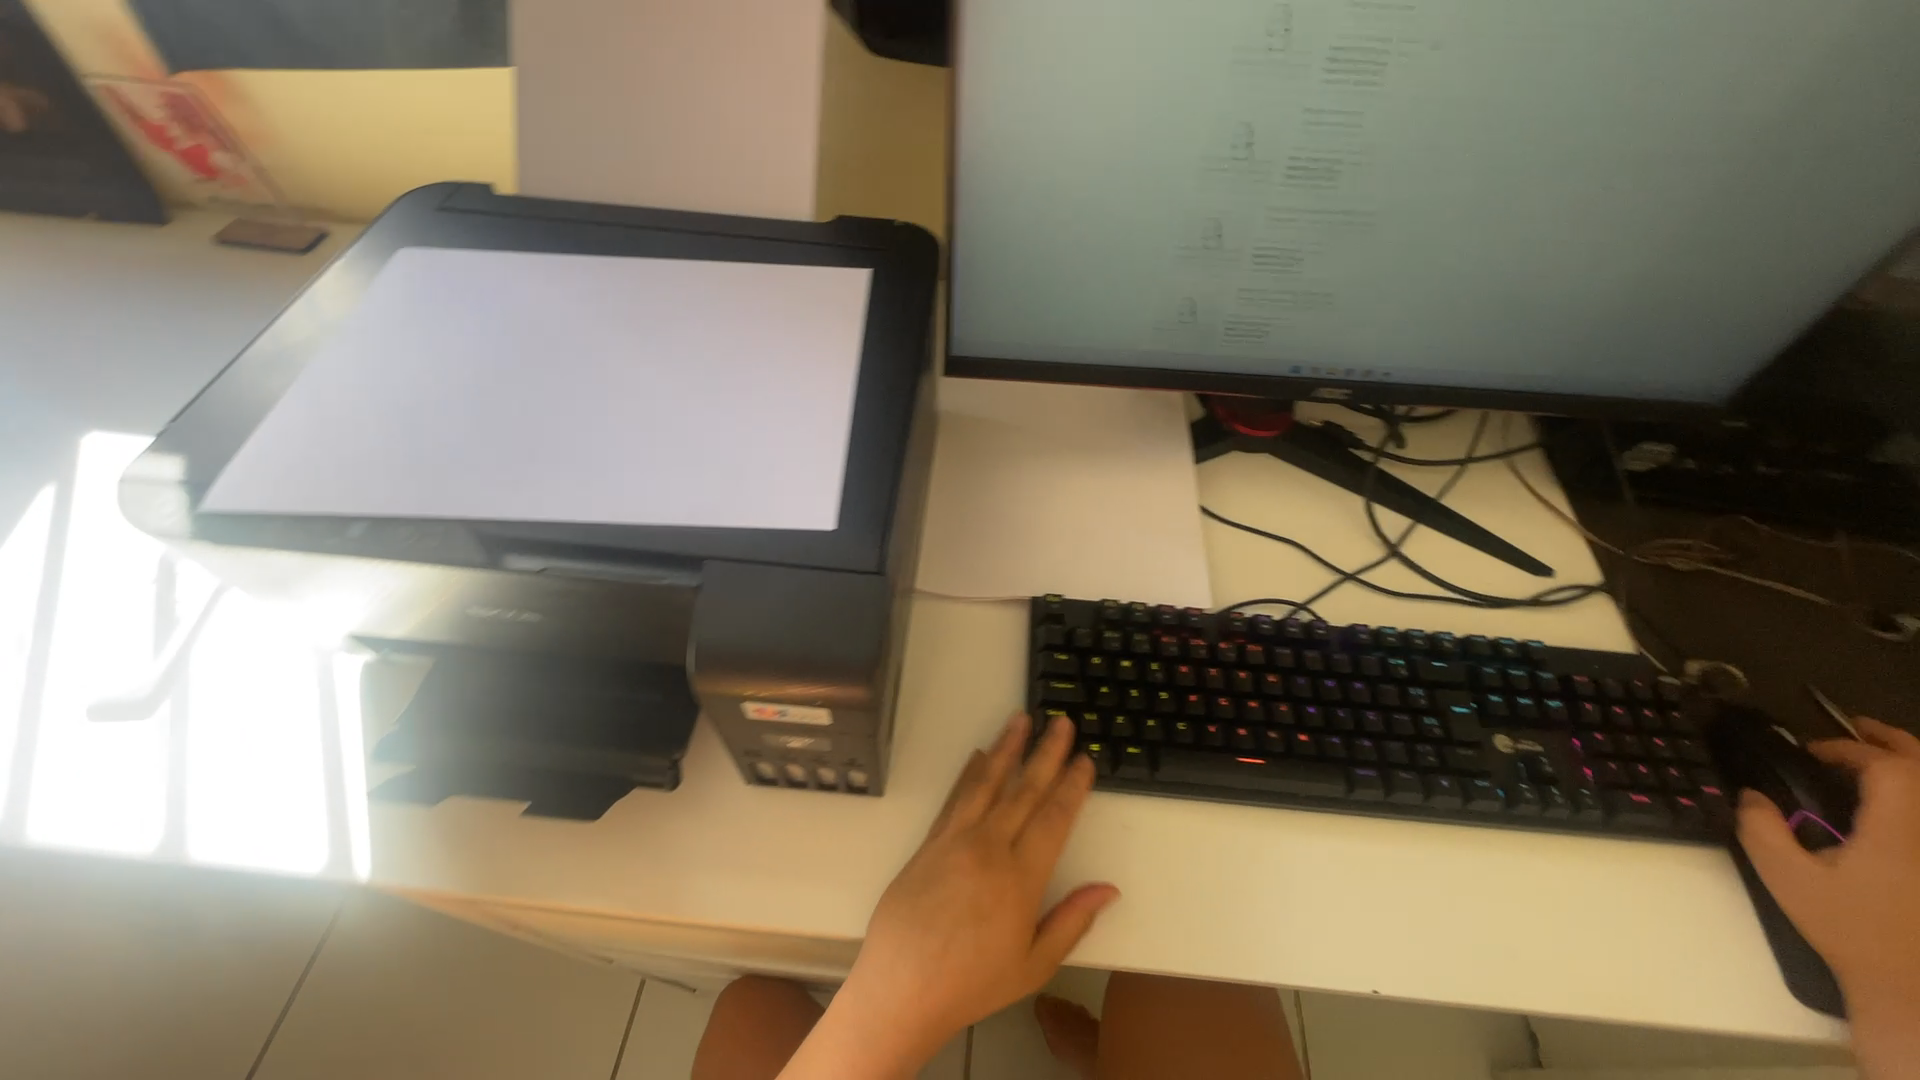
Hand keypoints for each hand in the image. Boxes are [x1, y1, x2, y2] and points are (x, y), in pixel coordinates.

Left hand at [792, 712, 1117, 1077]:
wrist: (901, 988)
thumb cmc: (972, 984)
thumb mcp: (1034, 964)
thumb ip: (1072, 921)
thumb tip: (1108, 888)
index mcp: (1020, 877)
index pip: (1055, 818)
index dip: (1072, 786)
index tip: (1084, 760)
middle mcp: (989, 848)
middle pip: (1024, 790)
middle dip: (1046, 753)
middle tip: (1061, 721)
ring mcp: (955, 840)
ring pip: (987, 783)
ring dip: (1006, 748)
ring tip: (1021, 719)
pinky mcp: (929, 843)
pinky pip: (954, 799)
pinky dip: (969, 774)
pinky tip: (978, 756)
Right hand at [1737, 717, 1919, 1018]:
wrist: (1912, 985)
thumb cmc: (1851, 930)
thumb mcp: (1788, 879)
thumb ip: (1761, 830)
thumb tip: (1751, 796)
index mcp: (1900, 831)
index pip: (1890, 769)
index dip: (1850, 749)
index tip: (1810, 752)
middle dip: (1893, 742)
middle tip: (1857, 727)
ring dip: (1909, 767)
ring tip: (1880, 753)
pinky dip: (1914, 796)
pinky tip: (1891, 800)